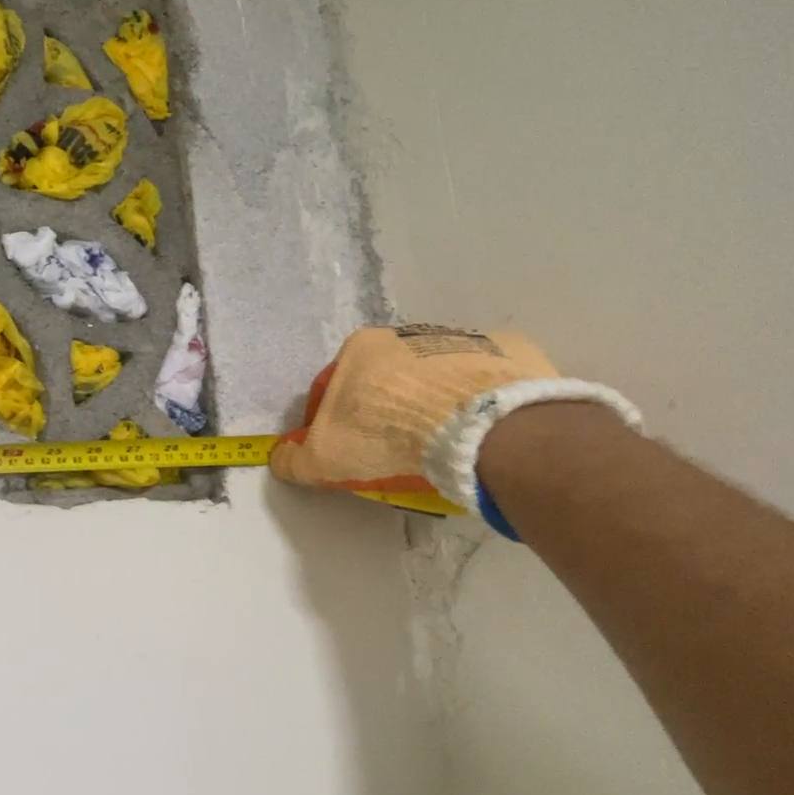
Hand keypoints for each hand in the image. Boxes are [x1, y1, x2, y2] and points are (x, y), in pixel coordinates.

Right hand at [269, 324, 563, 499]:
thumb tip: (282, 456)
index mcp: (358, 349)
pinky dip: (474, 403)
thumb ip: (293, 458)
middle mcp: (408, 334)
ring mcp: (464, 339)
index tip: (339, 452)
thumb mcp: (322, 460)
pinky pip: (482, 382)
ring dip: (428, 406)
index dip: (327, 424)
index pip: (330, 388)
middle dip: (381, 412)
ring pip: (434, 380)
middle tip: (388, 452)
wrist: (485, 428)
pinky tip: (474, 433)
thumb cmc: (389, 437)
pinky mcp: (511, 353)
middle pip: (383, 381)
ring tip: (437, 445)